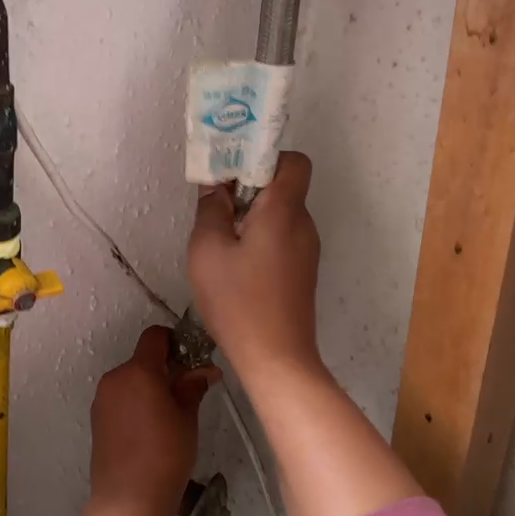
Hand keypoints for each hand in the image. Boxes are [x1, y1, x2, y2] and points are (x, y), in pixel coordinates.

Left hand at [75, 326, 218, 515]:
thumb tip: (205, 370)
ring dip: (149, 387)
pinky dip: (135, 403)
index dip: (174, 341)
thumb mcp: (187, 418)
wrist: (129, 498)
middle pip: (142, 360)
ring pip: (130, 380)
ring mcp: (102, 399)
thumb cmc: (166, 454)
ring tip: (170, 416)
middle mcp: (115, 378)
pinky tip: (150, 429)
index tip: (192, 358)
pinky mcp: (97, 418)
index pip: (154, 337)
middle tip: (188, 392)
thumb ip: (193, 387)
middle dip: (165, 369)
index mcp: (138, 371)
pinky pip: (120, 398)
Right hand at [187, 151, 323, 379]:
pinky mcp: (302, 272)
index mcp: (283, 211)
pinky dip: (258, 239)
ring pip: (279, 215)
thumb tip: (215, 188)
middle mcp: (302, 225)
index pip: (293, 161)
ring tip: (219, 241)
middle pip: (283, 187)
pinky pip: (280, 238)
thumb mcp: (207, 251)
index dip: (263, 157)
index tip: (231, 173)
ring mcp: (306, 250)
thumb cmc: (238, 301)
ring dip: (251, 217)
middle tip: (215, 208)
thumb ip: (210, 212)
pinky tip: (234, 265)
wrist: (276, 358)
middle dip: (248, 188)